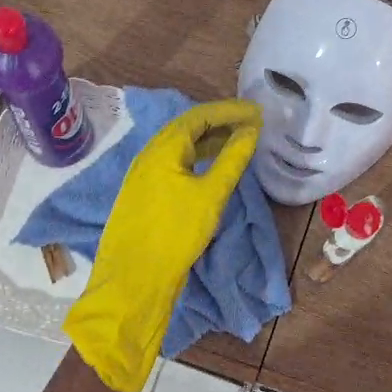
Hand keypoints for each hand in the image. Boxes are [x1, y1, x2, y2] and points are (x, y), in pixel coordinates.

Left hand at [63, 100, 260, 391]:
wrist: (134, 280)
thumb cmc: (174, 234)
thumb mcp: (210, 196)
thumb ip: (232, 160)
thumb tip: (251, 131)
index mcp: (162, 149)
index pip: (199, 116)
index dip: (230, 111)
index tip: (258, 112)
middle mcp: (149, 155)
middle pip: (187, 127)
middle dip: (220, 122)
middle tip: (251, 124)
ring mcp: (143, 175)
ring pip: (180, 147)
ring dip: (209, 141)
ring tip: (237, 142)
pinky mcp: (144, 194)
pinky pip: (173, 164)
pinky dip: (197, 158)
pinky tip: (211, 169)